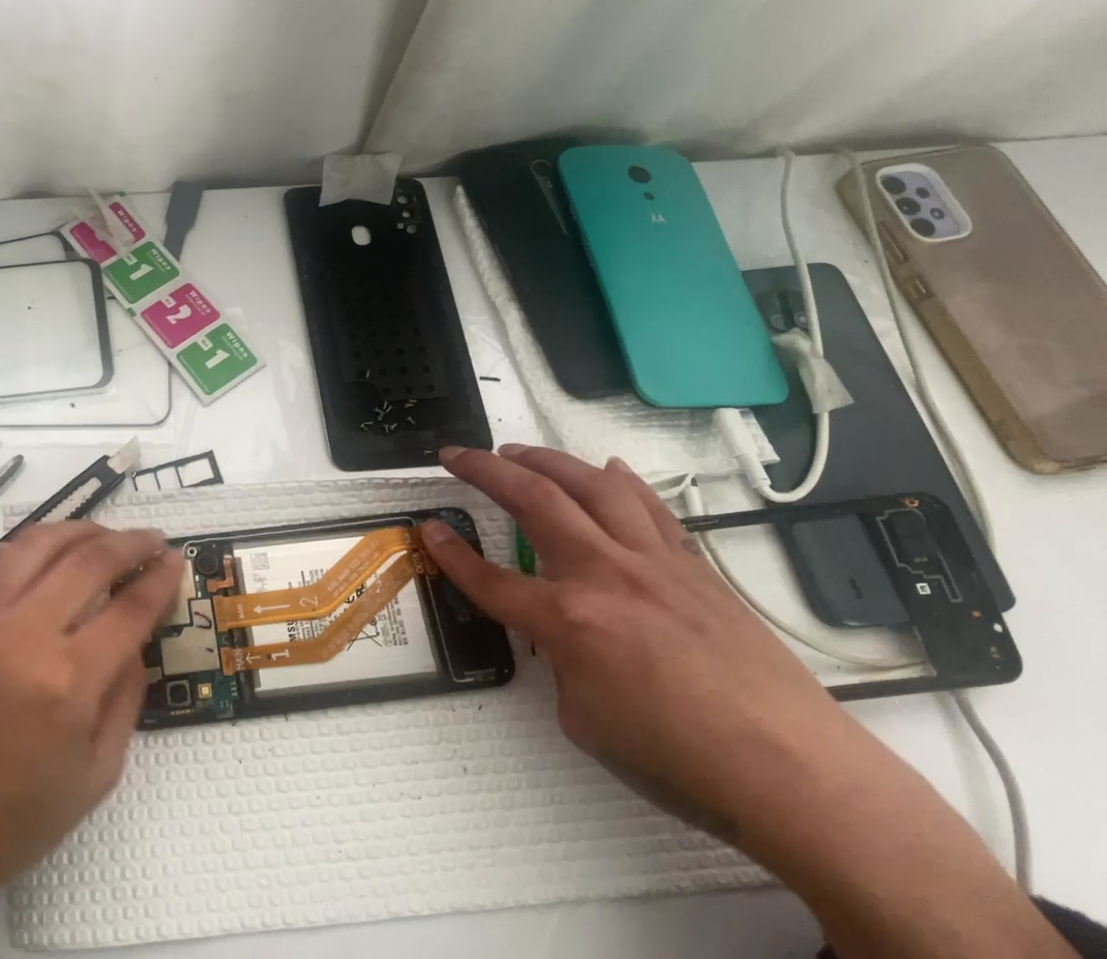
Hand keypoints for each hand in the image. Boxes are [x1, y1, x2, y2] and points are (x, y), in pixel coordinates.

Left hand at [0, 522, 178, 958]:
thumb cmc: (15, 819)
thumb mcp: (97, 773)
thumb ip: (125, 695)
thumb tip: (134, 636)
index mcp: (66, 681)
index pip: (129, 607)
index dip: (160, 578)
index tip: (175, 561)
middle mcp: (20, 634)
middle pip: (88, 559)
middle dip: (130, 543)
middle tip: (151, 539)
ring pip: (34, 543)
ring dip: (78, 531)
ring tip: (102, 537)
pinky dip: (19, 549)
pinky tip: (38, 560)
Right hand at [421, 444, 1075, 958]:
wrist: (789, 766)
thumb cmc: (677, 758)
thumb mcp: (585, 718)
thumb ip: (562, 663)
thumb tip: (567, 639)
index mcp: (568, 621)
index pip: (491, 579)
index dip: (451, 554)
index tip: (427, 528)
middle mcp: (606, 576)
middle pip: (536, 502)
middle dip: (488, 471)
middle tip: (458, 454)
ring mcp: (656, 563)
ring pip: (595, 487)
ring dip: (550, 460)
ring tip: (519, 450)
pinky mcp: (696, 568)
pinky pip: (649, 509)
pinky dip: (620, 482)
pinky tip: (607, 468)